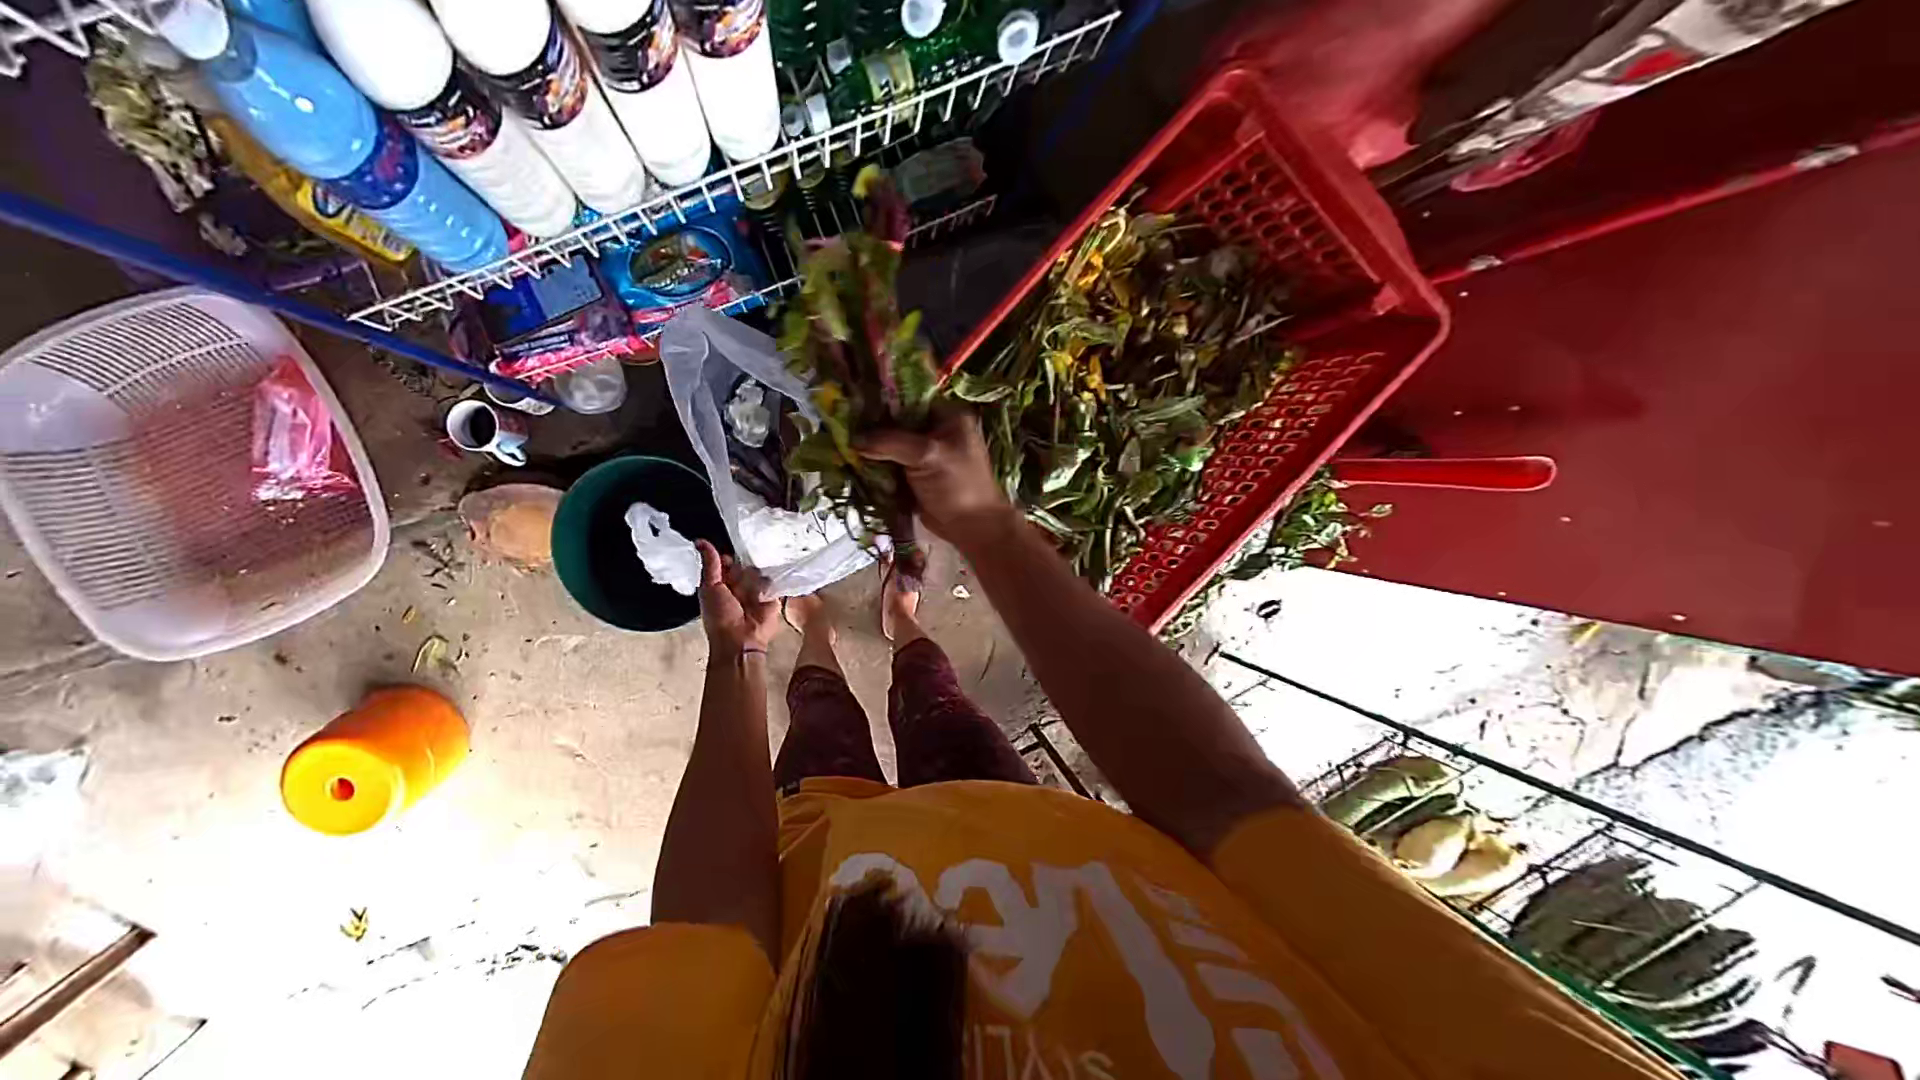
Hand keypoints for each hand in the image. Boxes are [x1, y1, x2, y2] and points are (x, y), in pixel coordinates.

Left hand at [695, 540, 778, 651]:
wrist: (741, 640)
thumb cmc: (720, 616)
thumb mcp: (710, 586)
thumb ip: (710, 564)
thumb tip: (700, 541)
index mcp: (722, 583)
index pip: (726, 562)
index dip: (728, 558)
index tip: (729, 558)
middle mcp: (740, 586)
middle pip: (745, 565)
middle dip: (745, 566)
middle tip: (743, 573)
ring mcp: (757, 591)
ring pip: (760, 571)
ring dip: (758, 574)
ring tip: (756, 583)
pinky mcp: (773, 596)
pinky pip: (776, 581)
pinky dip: (775, 578)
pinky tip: (774, 576)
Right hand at [858, 409, 1016, 547]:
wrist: (972, 527)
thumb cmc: (959, 485)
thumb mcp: (927, 456)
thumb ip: (891, 442)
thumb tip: (854, 439)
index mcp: (947, 415)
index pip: (910, 395)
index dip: (882, 396)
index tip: (854, 397)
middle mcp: (935, 429)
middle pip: (897, 419)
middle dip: (872, 423)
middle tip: (843, 419)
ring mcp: (924, 452)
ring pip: (891, 441)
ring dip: (871, 444)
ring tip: (842, 438)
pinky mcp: (914, 473)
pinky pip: (890, 461)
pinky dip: (875, 462)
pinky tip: (853, 458)